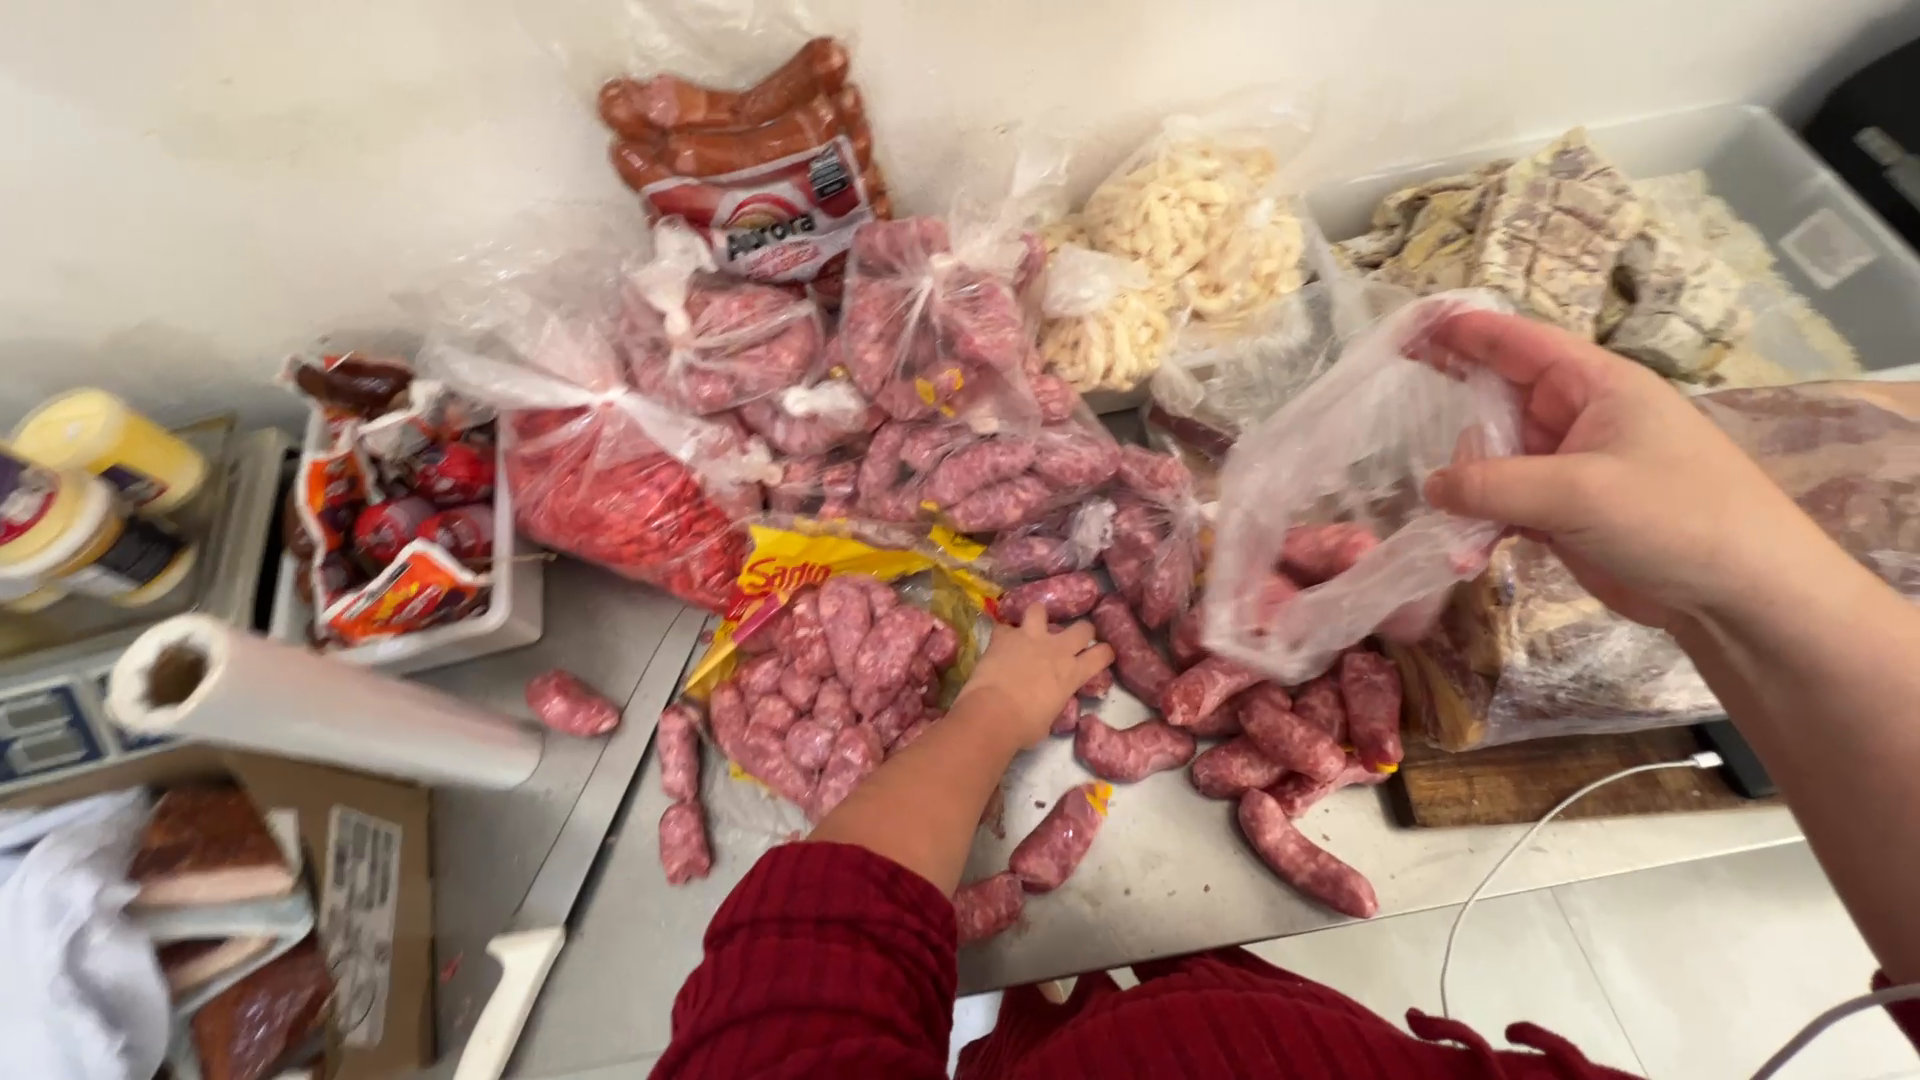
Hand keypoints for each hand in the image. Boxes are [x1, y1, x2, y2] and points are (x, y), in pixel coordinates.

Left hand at [955, 604, 1113, 747]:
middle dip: (1082, 631)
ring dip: (1038, 617)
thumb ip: (1054, 701)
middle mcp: (1057, 649)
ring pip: (1040, 610)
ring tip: (1033, 625)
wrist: (994, 713)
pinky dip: (1004, 634)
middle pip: (1083, 628)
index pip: (1102, 655)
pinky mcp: (1004, 636)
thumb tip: (1048, 700)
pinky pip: (1005, 627)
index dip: (1104, 652)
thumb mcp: (1050, 719)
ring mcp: (1030, 637)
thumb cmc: (1024, 727)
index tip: (1102, 654)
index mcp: (1072, 673)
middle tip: (1073, 639)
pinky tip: (1001, 643)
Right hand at [1420, 311, 1830, 628]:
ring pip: (1488, 458)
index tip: (1408, 329)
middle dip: (1453, 411)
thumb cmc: (1678, 518)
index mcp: (1595, 386)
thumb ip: (1491, 484)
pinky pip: (1497, 502)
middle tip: (1397, 420)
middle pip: (1495, 399)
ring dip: (1465, 484)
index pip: (1518, 342)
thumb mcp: (1577, 491)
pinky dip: (1476, 521)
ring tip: (1457, 519)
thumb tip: (1429, 487)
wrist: (1741, 596)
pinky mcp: (1558, 510)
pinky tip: (1466, 549)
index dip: (1462, 331)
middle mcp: (1577, 418)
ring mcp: (1565, 466)